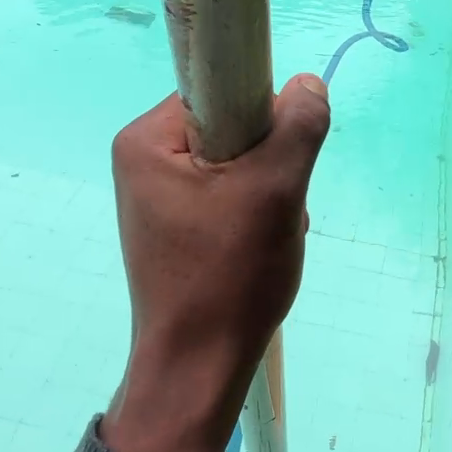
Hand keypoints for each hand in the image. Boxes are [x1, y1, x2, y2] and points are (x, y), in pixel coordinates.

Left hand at [100, 75, 331, 451]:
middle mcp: (142, 159)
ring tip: (271, 230)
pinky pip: (226, 193)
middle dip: (269, 161)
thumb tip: (308, 83)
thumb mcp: (275, 190)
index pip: (220, 89)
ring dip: (267, 190)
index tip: (282, 154)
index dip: (263, 113)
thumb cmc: (229, 274)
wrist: (200, 368)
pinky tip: (261, 244)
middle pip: (231, 127)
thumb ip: (298, 126)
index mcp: (146, 139)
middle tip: (279, 203)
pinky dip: (254, 211)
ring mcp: (156, 195)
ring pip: (236, 162)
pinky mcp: (173, 223)